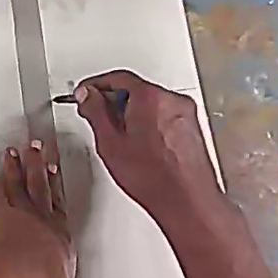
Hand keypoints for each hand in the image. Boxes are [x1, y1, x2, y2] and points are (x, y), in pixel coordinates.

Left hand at [0, 141, 76, 277]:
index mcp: (62, 241)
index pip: (62, 209)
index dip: (59, 190)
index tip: (57, 173)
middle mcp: (45, 223)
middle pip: (44, 187)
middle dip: (41, 165)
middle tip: (39, 147)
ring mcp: (24, 216)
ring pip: (23, 184)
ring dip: (19, 165)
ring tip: (16, 148)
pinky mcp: (3, 216)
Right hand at [73, 70, 226, 223]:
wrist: (186, 200)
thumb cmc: (154, 177)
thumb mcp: (110, 143)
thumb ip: (95, 112)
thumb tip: (87, 95)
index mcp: (150, 97)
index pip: (118, 78)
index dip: (96, 85)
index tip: (85, 93)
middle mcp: (172, 100)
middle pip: (136, 89)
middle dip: (114, 100)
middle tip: (96, 113)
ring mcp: (185, 114)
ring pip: (151, 103)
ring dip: (132, 112)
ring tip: (118, 136)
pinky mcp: (192, 128)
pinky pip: (164, 116)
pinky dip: (149, 123)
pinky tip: (139, 145)